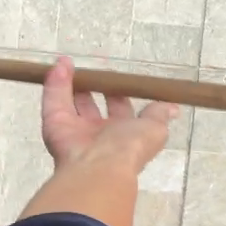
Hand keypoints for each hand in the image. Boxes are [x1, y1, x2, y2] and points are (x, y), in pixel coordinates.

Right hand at [40, 57, 177, 174]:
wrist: (100, 163)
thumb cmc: (130, 147)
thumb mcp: (154, 130)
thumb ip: (157, 115)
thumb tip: (172, 107)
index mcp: (120, 134)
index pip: (118, 110)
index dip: (119, 94)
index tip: (118, 78)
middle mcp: (95, 131)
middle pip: (90, 105)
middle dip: (91, 88)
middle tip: (93, 70)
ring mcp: (72, 126)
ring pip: (70, 99)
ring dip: (71, 80)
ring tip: (70, 62)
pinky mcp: (52, 120)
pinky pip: (53, 97)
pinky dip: (56, 80)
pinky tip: (61, 63)